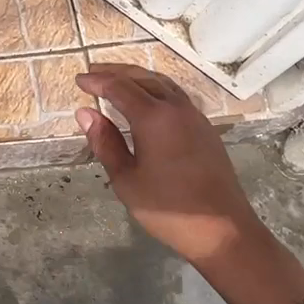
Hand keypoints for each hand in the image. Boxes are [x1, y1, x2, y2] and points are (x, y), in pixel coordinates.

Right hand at [75, 63, 264, 265]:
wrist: (223, 230)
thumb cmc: (168, 207)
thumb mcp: (126, 180)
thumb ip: (105, 142)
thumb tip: (85, 113)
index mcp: (153, 117)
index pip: (119, 87)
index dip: (97, 82)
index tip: (79, 80)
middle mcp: (175, 108)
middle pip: (142, 78)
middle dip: (116, 73)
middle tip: (94, 74)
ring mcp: (195, 116)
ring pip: (162, 83)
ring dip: (138, 77)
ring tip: (118, 81)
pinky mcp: (206, 128)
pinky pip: (176, 95)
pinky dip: (156, 88)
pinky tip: (149, 100)